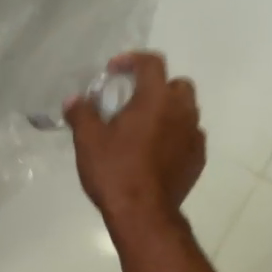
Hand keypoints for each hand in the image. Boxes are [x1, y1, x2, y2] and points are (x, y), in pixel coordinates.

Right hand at [66, 52, 205, 239]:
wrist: (142, 211)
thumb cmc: (113, 171)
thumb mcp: (87, 142)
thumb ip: (82, 115)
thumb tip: (75, 99)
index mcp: (154, 99)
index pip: (151, 63)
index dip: (132, 60)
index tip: (114, 70)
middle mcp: (181, 109)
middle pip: (176, 85)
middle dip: (155, 88)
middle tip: (131, 105)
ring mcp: (194, 133)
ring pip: (185, 110)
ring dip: (165, 113)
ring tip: (141, 132)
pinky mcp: (197, 155)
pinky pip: (188, 136)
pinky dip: (173, 137)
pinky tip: (154, 154)